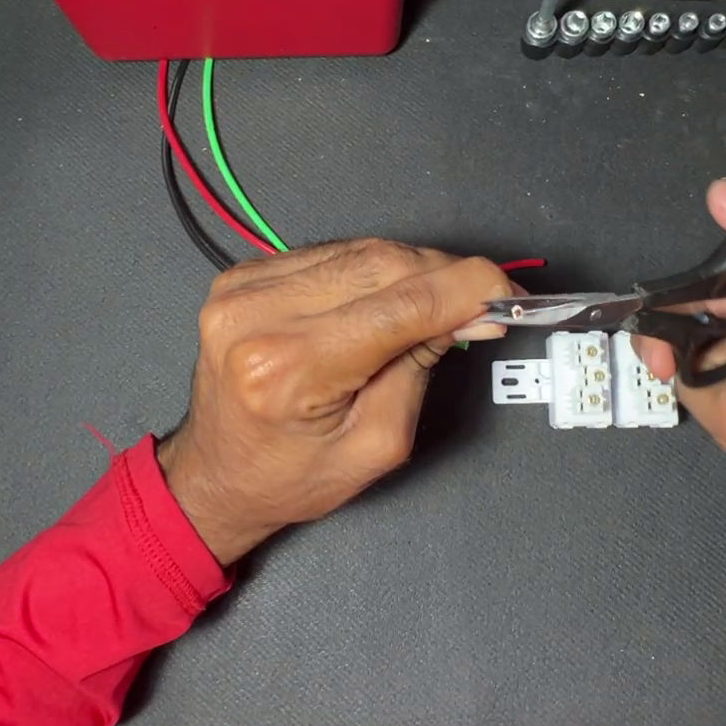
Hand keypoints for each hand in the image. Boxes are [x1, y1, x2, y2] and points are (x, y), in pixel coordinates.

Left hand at [157, 240, 514, 563]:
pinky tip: (389, 296)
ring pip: (361, 249)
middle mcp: (257, 314)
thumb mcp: (378, 445)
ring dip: (414, 269)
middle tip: (484, 300)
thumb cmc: (291, 477)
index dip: (468, 289)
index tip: (508, 292)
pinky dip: (373, 268)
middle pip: (383, 262)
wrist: (216, 475)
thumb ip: (421, 368)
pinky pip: (331, 253)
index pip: (402, 304)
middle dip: (447, 275)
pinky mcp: (242, 275)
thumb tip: (467, 311)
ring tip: (439, 302)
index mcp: (289, 369)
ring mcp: (243, 287)